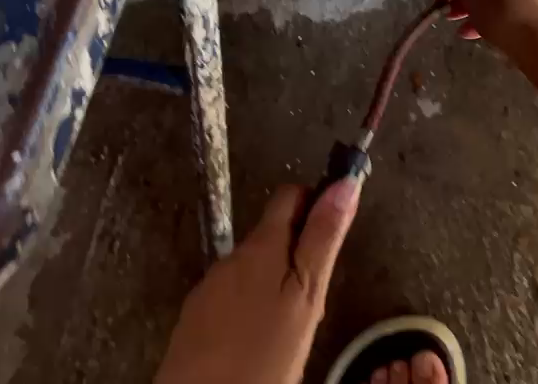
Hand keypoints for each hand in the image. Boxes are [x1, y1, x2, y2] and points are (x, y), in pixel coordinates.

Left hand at [154, 179, 361, 383]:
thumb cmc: (263, 356)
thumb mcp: (307, 298)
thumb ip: (324, 238)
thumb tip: (345, 182)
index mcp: (262, 245)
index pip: (290, 195)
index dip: (314, 203)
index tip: (329, 236)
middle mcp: (232, 257)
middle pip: (271, 235)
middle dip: (295, 254)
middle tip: (312, 299)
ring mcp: (208, 288)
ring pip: (251, 269)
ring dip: (272, 283)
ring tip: (286, 327)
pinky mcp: (192, 320)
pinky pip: (230, 298)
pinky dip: (247, 308)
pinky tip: (255, 342)